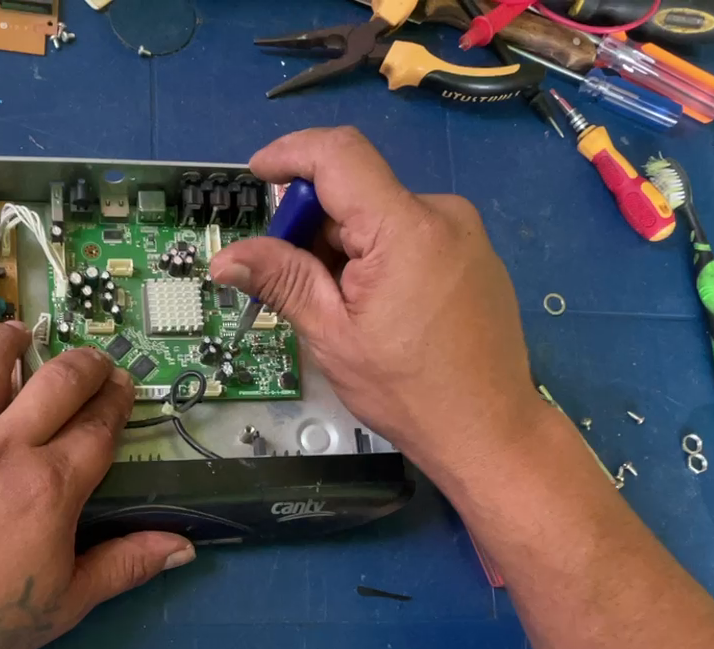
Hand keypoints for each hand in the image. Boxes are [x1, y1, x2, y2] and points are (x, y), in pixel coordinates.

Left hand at [0, 299, 193, 648]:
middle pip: (55, 385)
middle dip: (83, 365)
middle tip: (91, 361)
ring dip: (7, 340)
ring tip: (18, 332)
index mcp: (52, 486)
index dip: (116, 402)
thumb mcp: (71, 600)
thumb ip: (128, 565)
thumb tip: (186, 546)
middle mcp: (3, 448)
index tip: (123, 387)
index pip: (98, 428)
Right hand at [210, 127, 541, 479]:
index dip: (290, 154)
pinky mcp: (473, 256)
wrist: (488, 429)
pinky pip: (411, 237)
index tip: (256, 175)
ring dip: (343, 248)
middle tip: (288, 280)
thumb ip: (283, 282)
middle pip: (358, 192)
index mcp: (405, 228)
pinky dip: (376, 258)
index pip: (339, 155)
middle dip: (311, 224)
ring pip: (382, 218)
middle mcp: (442, 213)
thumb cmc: (406, 391)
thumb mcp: (333, 338)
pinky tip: (373, 311)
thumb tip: (224, 258)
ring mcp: (464, 234)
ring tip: (335, 310)